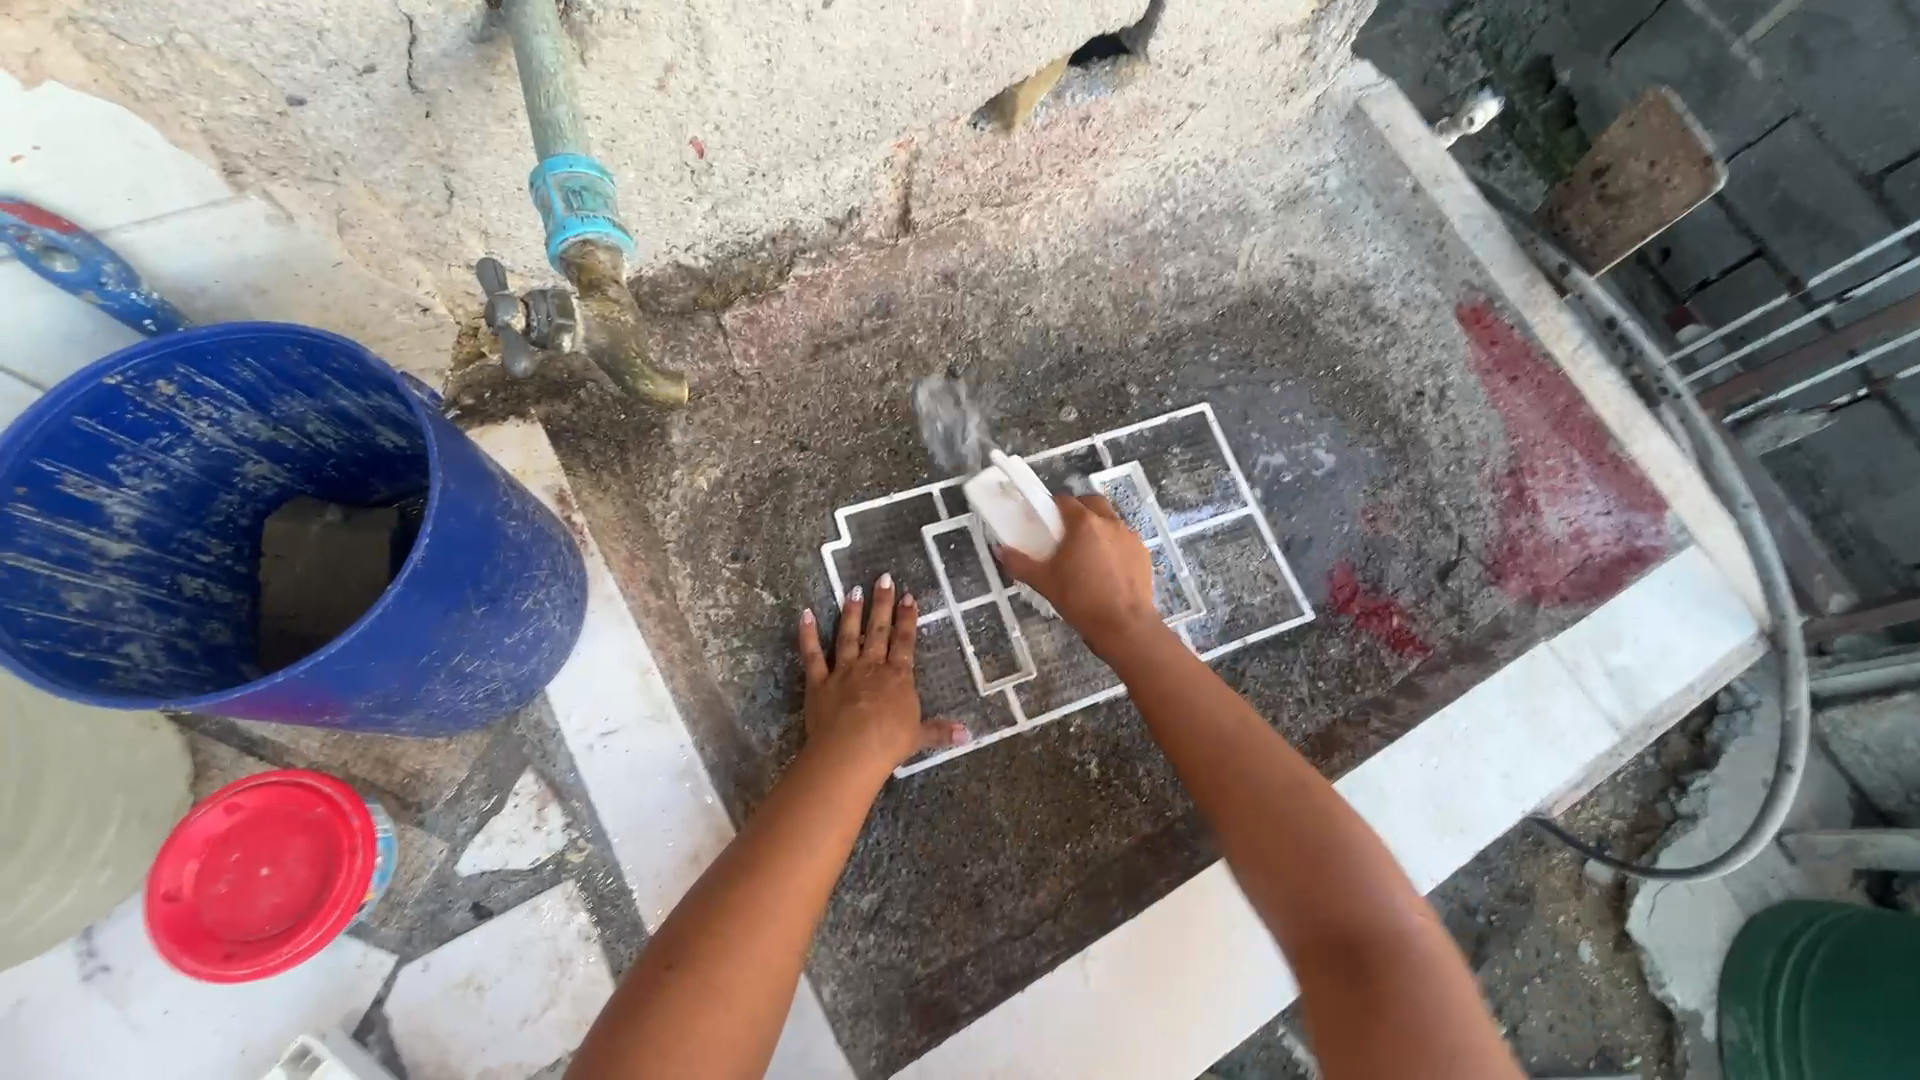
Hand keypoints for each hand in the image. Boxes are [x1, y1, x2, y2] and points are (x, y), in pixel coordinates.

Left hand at [798, 573, 970, 777]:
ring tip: (853, 590)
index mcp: (898, 677)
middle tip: (883, 578)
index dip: (907, 618)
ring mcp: (843, 672)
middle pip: (878, 631)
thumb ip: (939, 731)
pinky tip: (805, 614)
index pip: (904, 641)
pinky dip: (808, 635)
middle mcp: (871, 667)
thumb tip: (967, 734)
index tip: (908, 596)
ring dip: (851, 613)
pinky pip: (812, 655)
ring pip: (848, 636)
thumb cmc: (889, 744)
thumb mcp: (918, 737)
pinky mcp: (819, 682)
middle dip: (882, 604)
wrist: (851, 751)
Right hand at [995, 495, 1161, 656]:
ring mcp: (1130, 537)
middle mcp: (1110, 523)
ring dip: (1098, 526)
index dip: (1053, 507)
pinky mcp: (1143, 553)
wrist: (1124, 625)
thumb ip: (1020, 563)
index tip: (1046, 521)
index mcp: (1084, 523)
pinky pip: (1125, 540)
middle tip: (1066, 530)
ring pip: (1111, 520)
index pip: (1065, 500)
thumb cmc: (1080, 600)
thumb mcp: (1044, 582)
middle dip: (1079, 509)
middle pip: (1092, 502)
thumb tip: (1000, 550)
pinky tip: (1107, 567)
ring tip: (1087, 551)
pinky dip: (1114, 545)